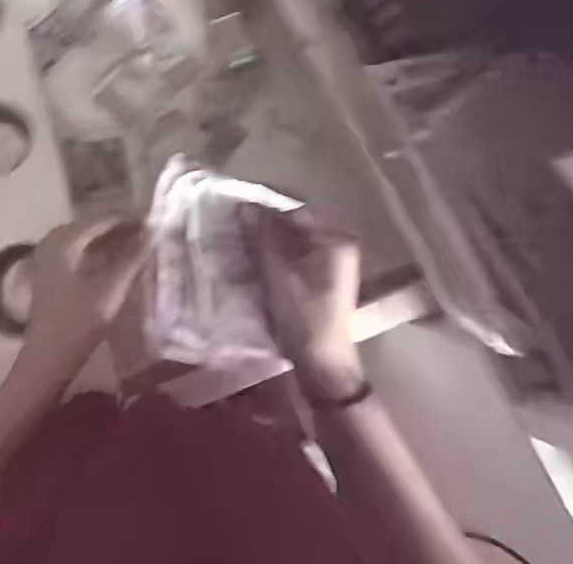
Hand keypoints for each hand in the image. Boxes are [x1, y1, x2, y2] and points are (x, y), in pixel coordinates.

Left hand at [22, 213, 150, 358]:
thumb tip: (153, 231)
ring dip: (112, 240)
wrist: (46, 359)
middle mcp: (53, 238)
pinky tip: (118, 259)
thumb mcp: (111, 290)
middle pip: (94, 225)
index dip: (131, 219)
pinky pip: (79, 248)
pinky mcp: (51, 268)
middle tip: (151, 234)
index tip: (155, 223)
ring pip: (88, 237)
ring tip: (140, 245)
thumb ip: (133, 257)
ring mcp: (49, 252)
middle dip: (123, 228)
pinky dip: (99, 250)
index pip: (104, 218)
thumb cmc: (78, 324)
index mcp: (64, 239)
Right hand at [242, 205, 365, 400]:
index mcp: (335, 238)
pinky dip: (274, 254)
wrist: (323, 369)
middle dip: (264, 223)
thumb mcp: (276, 273)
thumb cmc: (303, 318)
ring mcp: (331, 263)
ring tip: (239, 240)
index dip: (264, 207)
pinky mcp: (321, 279)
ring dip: (267, 239)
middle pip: (294, 223)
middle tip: (234, 225)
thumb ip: (261, 235)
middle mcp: (338, 245)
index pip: (295, 208)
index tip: (236, 209)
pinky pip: (294, 255)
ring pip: (292, 240)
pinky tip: (253, 259)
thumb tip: (243, 204)